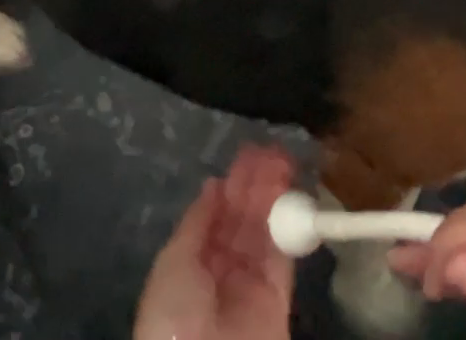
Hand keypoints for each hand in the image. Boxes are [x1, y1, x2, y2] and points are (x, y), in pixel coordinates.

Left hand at [134, 144, 297, 339]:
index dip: (231, 186)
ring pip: (264, 232)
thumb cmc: (175, 315)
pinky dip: (289, 227)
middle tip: (272, 151)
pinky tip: (291, 196)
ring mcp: (250, 283)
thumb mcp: (174, 263)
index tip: (246, 157)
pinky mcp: (278, 298)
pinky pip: (283, 257)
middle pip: (242, 220)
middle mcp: (221, 270)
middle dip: (256, 186)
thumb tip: (213, 185)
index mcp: (189, 262)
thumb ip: (197, 223)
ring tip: (284, 162)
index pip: (214, 217)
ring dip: (275, 197)